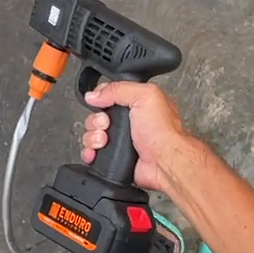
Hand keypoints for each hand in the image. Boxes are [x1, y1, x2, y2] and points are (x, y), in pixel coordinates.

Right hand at [80, 81, 204, 195]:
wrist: (164, 163)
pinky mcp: (115, 157)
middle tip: (106, 124)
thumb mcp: (144, 96)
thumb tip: (95, 94)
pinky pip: (93, 153)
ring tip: (104, 141)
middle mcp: (128, 122)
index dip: (101, 98)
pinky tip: (95, 152)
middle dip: (96, 121)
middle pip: (97, 116)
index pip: (109, 95)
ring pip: (92, 135)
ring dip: (92, 138)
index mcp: (137, 104)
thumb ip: (118, 89)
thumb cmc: (163, 132)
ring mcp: (121, 141)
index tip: (102, 103)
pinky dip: (89, 153)